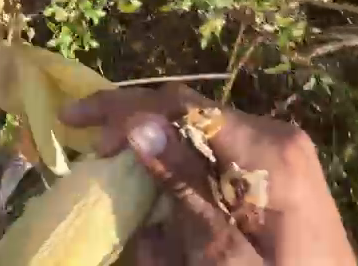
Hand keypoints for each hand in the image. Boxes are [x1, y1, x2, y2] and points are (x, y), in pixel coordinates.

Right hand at [61, 85, 355, 265]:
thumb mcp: (227, 258)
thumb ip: (184, 187)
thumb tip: (137, 124)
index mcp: (271, 151)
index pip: (181, 106)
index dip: (124, 110)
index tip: (80, 128)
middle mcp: (275, 138)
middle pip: (183, 112)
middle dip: (130, 125)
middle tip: (80, 129)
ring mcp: (278, 153)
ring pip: (191, 132)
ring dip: (152, 154)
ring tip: (113, 167)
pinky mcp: (275, 172)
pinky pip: (211, 155)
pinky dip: (178, 173)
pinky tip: (157, 197)